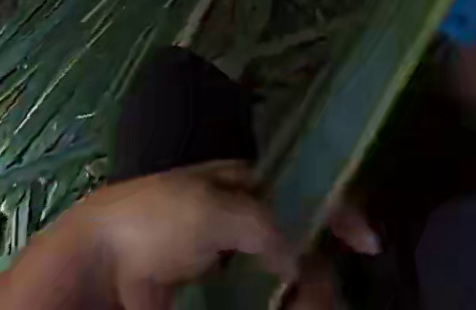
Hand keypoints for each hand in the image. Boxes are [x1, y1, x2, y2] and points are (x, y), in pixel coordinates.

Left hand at [54, 161, 375, 309]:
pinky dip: (277, 300)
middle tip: (326, 291)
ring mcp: (229, 249)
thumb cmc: (161, 217)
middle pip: (297, 230)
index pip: (298, 184)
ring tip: (307, 301)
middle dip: (320, 258)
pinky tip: (285, 305)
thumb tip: (301, 257)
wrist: (107, 255)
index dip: (334, 205)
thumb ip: (264, 225)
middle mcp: (240, 210)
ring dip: (302, 287)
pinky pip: (258, 294)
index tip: (368, 241)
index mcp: (239, 178)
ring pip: (282, 267)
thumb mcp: (215, 209)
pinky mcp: (216, 285)